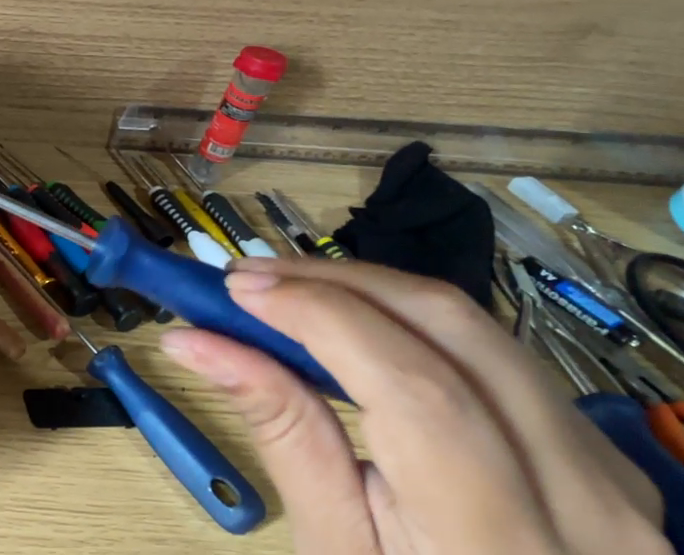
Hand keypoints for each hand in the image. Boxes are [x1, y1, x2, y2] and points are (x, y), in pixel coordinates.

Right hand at [161, 258, 666, 554]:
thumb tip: (195, 343)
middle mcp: (589, 504)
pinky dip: (411, 325)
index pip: (416, 391)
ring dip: (369, 293)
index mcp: (501, 546)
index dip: (320, 316)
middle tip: (251, 278)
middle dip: (338, 282)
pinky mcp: (604, 457)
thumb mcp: (334, 548)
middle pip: (457, 333)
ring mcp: (612, 477)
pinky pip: (499, 358)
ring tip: (288, 296)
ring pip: (479, 332)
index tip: (237, 287)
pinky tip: (352, 330)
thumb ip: (282, 435)